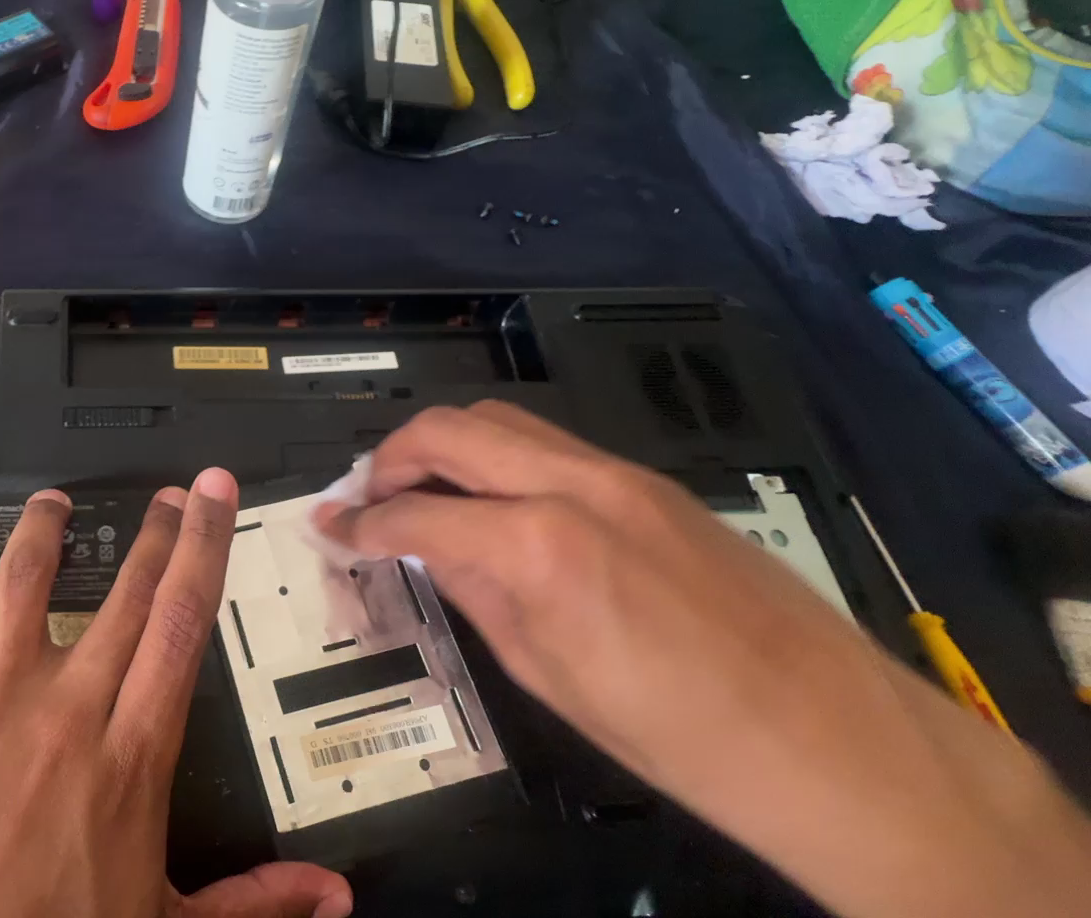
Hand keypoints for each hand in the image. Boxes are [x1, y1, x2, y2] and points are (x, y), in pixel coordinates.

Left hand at [0, 470, 352, 917]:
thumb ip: (251, 902)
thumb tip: (337, 895)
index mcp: (128, 753)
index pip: (180, 626)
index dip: (203, 550)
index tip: (212, 495)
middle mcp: (64, 708)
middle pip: (122, 595)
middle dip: (153, 534)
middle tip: (169, 491)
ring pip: (21, 583)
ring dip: (44, 532)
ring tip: (58, 501)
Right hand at [316, 401, 1090, 917]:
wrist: (832, 739)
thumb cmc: (673, 734)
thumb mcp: (545, 672)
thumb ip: (473, 591)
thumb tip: (421, 548)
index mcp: (538, 548)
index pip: (414, 514)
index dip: (358, 522)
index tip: (328, 527)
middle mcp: (572, 485)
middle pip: (448, 430)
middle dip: (388, 458)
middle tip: (366, 498)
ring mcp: (617, 473)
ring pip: (499, 420)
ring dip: (443, 447)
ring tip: (422, 493)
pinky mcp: (648, 479)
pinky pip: (547, 444)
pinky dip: (497, 460)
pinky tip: (494, 505)